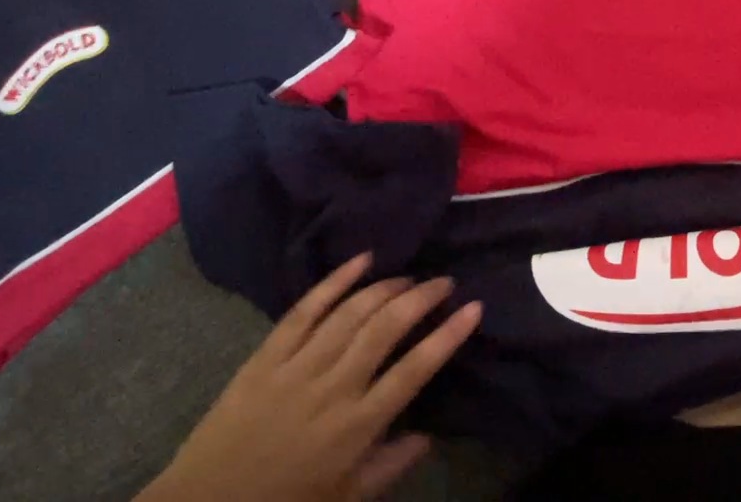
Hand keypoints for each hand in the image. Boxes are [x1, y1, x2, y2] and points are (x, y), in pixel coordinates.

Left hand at [138, 253, 481, 501]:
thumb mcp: (346, 496)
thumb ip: (392, 465)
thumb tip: (430, 433)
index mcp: (357, 426)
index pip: (414, 370)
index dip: (448, 335)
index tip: (474, 307)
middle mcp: (333, 389)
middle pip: (386, 329)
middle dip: (421, 298)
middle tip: (444, 282)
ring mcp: (297, 368)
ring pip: (350, 313)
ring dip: (385, 288)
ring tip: (408, 278)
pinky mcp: (266, 357)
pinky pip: (304, 310)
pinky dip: (335, 282)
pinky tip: (360, 262)